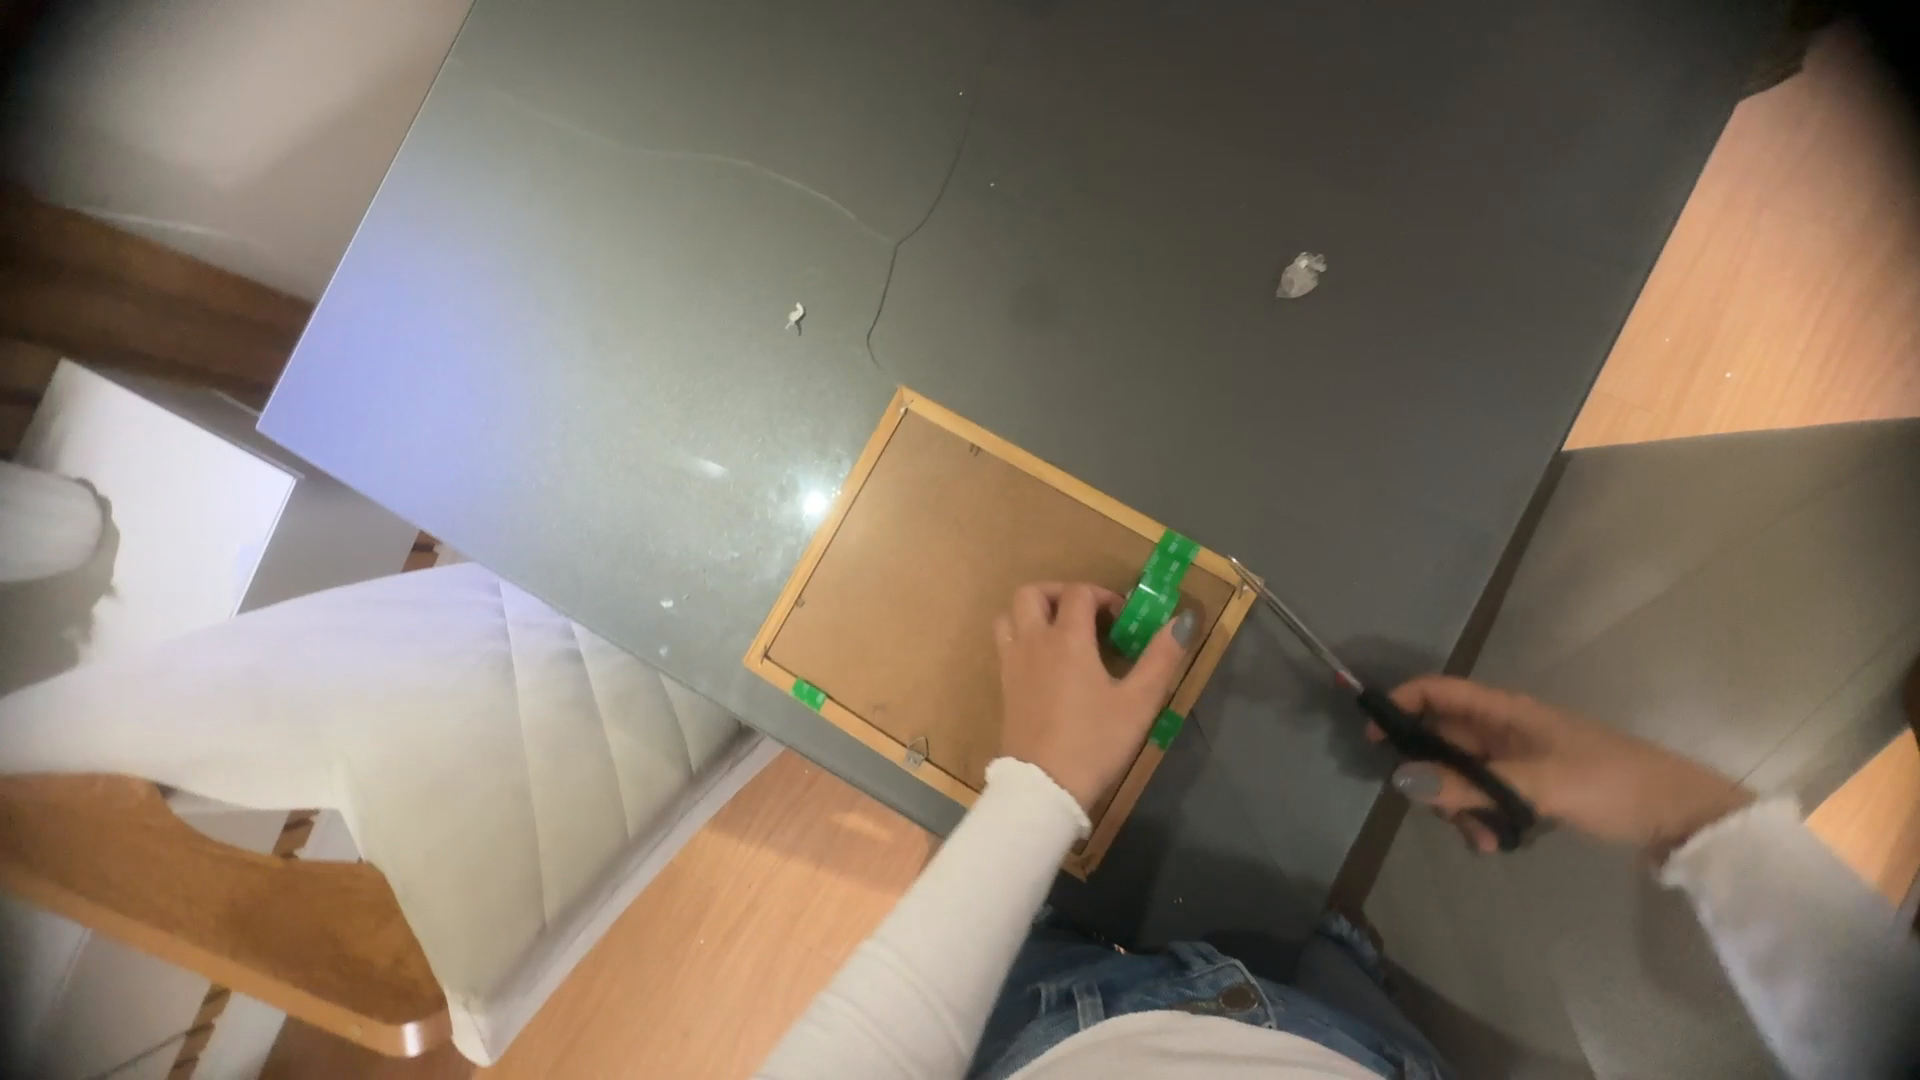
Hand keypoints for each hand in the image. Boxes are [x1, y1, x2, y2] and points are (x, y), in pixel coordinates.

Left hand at [995, 582, 1194, 811]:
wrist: (1043, 786)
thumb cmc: (1094, 742)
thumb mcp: (1139, 702)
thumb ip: (1161, 658)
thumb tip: (1183, 619)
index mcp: (1067, 639)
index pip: (1078, 593)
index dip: (1102, 596)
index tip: (1122, 619)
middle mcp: (1033, 642)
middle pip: (1032, 593)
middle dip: (1059, 592)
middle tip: (1085, 614)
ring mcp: (1013, 663)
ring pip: (1009, 615)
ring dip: (1033, 612)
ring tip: (1060, 631)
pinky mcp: (1004, 685)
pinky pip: (1005, 643)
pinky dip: (1023, 637)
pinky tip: (1047, 663)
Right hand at [1382, 675, 1753, 860]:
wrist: (1690, 819)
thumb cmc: (1612, 784)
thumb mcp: (1537, 786)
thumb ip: (1467, 784)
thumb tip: (1400, 780)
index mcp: (1505, 711)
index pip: (1436, 691)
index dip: (1400, 703)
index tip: (1374, 737)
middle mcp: (1503, 729)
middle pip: (1440, 738)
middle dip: (1429, 774)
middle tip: (1431, 806)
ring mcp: (1516, 759)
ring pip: (1459, 773)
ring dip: (1456, 804)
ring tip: (1477, 837)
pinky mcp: (1530, 787)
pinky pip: (1484, 796)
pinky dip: (1479, 817)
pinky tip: (1492, 842)